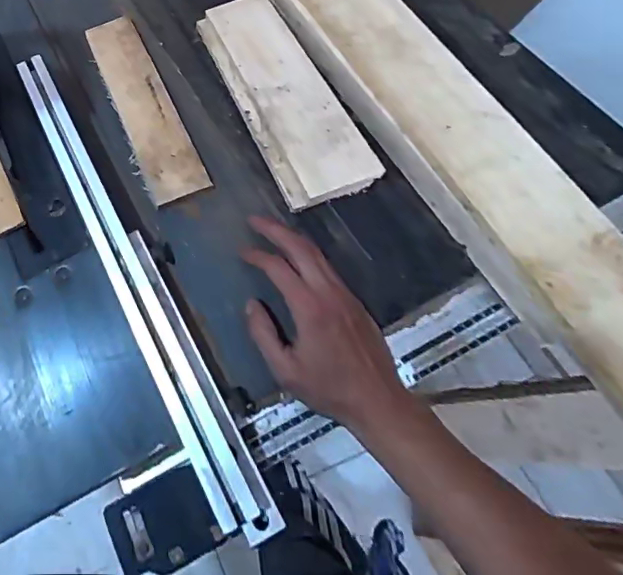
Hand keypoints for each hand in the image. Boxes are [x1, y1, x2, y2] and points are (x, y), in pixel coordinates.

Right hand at [241, 215, 411, 434]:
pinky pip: (328, 268)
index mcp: (310, 308)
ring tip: (274, 231)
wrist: (379, 401)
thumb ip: (263, 335)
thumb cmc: (330, 390)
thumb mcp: (286, 371)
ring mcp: (345, 295)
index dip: (258, 255)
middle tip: (255, 220)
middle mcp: (329, 293)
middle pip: (301, 248)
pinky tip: (299, 258)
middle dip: (276, 230)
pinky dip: (308, 254)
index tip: (243, 251)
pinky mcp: (355, 301)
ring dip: (294, 238)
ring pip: (318, 254)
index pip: (278, 268)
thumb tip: (252, 305)